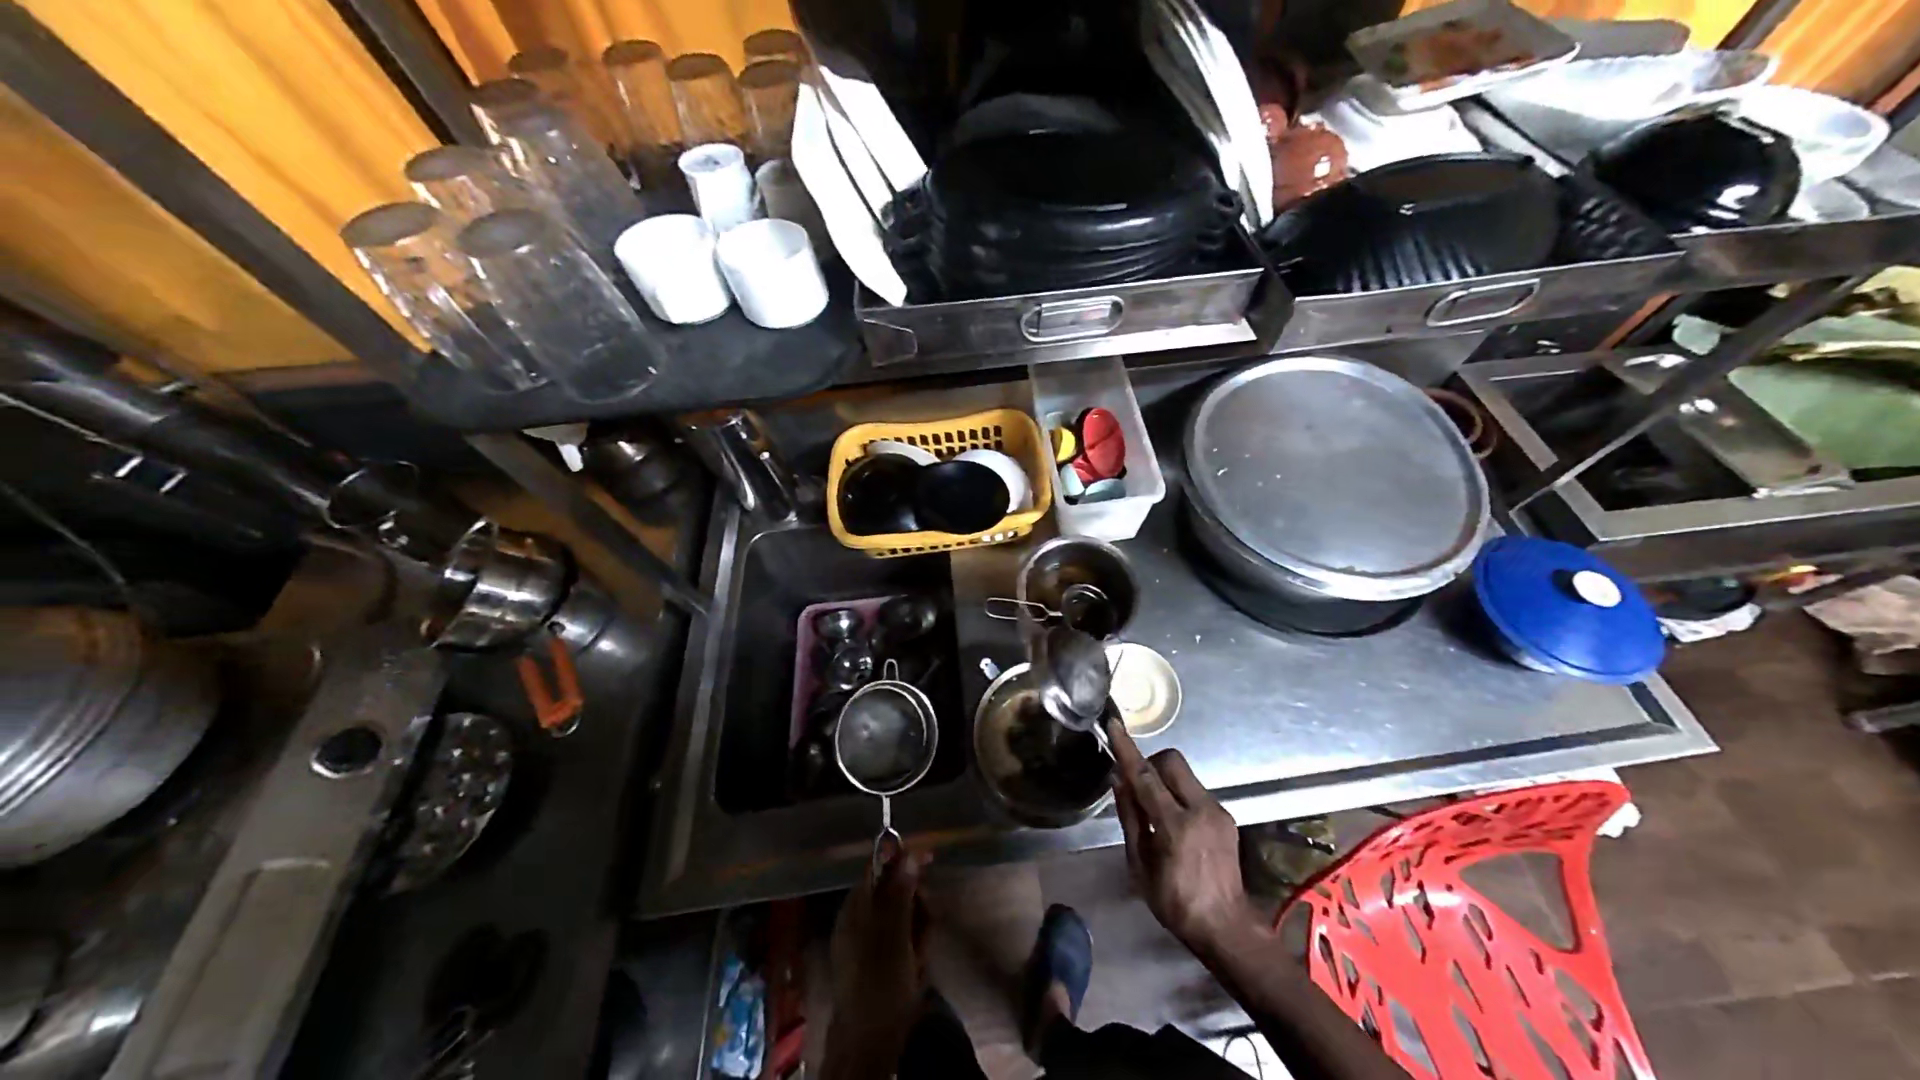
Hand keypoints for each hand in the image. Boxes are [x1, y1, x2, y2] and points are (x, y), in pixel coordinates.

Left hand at [823, 849, 928, 1079]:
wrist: (868, 1043)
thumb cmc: (880, 985)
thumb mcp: (895, 937)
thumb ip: (900, 895)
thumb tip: (909, 854)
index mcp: (856, 907)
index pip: (879, 868)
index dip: (903, 859)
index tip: (931, 857)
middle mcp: (858, 918)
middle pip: (895, 891)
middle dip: (916, 903)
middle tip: (928, 920)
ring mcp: (867, 940)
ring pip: (903, 915)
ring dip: (919, 926)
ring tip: (921, 952)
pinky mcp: (878, 960)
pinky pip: (902, 938)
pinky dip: (915, 945)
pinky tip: (919, 962)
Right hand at [1108, 719, 1266, 962]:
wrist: (1226, 927)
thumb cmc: (1174, 902)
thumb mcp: (1140, 864)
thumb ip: (1130, 817)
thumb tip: (1119, 782)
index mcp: (1175, 825)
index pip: (1145, 775)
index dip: (1127, 749)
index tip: (1114, 725)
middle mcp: (1201, 810)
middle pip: (1172, 761)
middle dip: (1150, 763)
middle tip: (1137, 784)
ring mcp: (1217, 812)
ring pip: (1185, 775)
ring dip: (1165, 781)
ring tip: (1154, 809)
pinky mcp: (1226, 818)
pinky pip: (1196, 792)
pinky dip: (1179, 795)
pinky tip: (1173, 822)